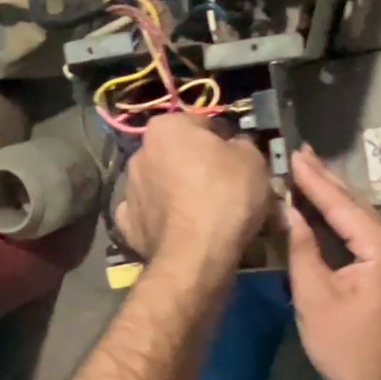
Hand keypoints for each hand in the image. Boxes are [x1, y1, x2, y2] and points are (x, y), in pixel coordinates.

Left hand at [117, 113, 271, 270]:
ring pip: (161, 184)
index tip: (239, 160)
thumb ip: (242, 144)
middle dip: (197, 166)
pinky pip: (148, 214)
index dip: (225, 141)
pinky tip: (177, 228)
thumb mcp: (253, 159)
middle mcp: (140, 153)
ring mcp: (129, 190)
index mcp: (166, 127)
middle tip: (225, 187)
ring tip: (204, 213)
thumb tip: (235, 146)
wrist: (197, 255)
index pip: (203, 124)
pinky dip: (161, 218)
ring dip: (178, 191)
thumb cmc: (226, 196)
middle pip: (177, 154)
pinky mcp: (127, 225)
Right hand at [284, 145, 380, 379]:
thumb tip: (287, 212)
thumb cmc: (346, 348)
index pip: (342, 205)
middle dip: (326, 181)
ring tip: (308, 174)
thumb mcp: (314, 297)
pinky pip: (361, 237)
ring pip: (359, 220)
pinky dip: (340, 221)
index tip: (294, 154)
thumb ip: (301, 250)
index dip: (314, 180)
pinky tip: (324, 213)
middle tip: (300, 154)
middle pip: (355, 206)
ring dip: (333, 199)